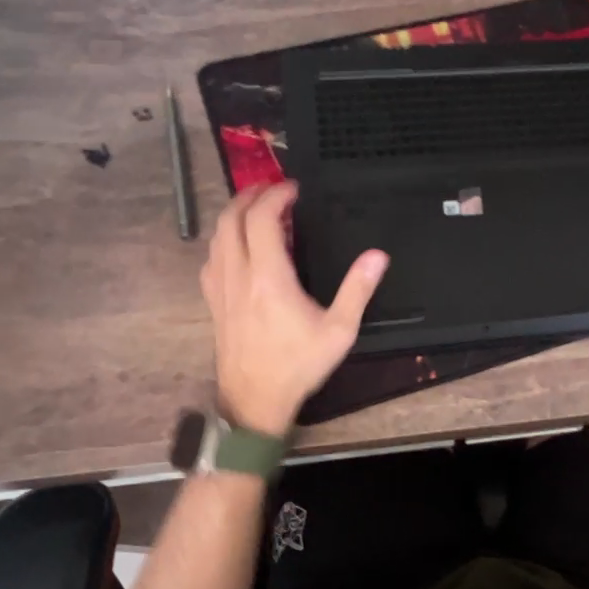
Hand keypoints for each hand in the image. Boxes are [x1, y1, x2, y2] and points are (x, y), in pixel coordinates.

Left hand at [200, 181, 387, 432]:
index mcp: (269, 278)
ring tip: (256, 209)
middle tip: (272, 189)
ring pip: (216, 236)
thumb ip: (358, 290)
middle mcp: (238, 276)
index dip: (276, 196)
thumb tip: (377, 256)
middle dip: (250, 196)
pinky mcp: (214, 302)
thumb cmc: (298, 365)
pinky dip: (224, 240)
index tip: (294, 190)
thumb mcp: (339, 331)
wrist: (255, 400)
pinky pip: (211, 258)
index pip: (262, 219)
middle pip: (231, 219)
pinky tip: (238, 246)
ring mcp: (220, 288)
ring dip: (234, 214)